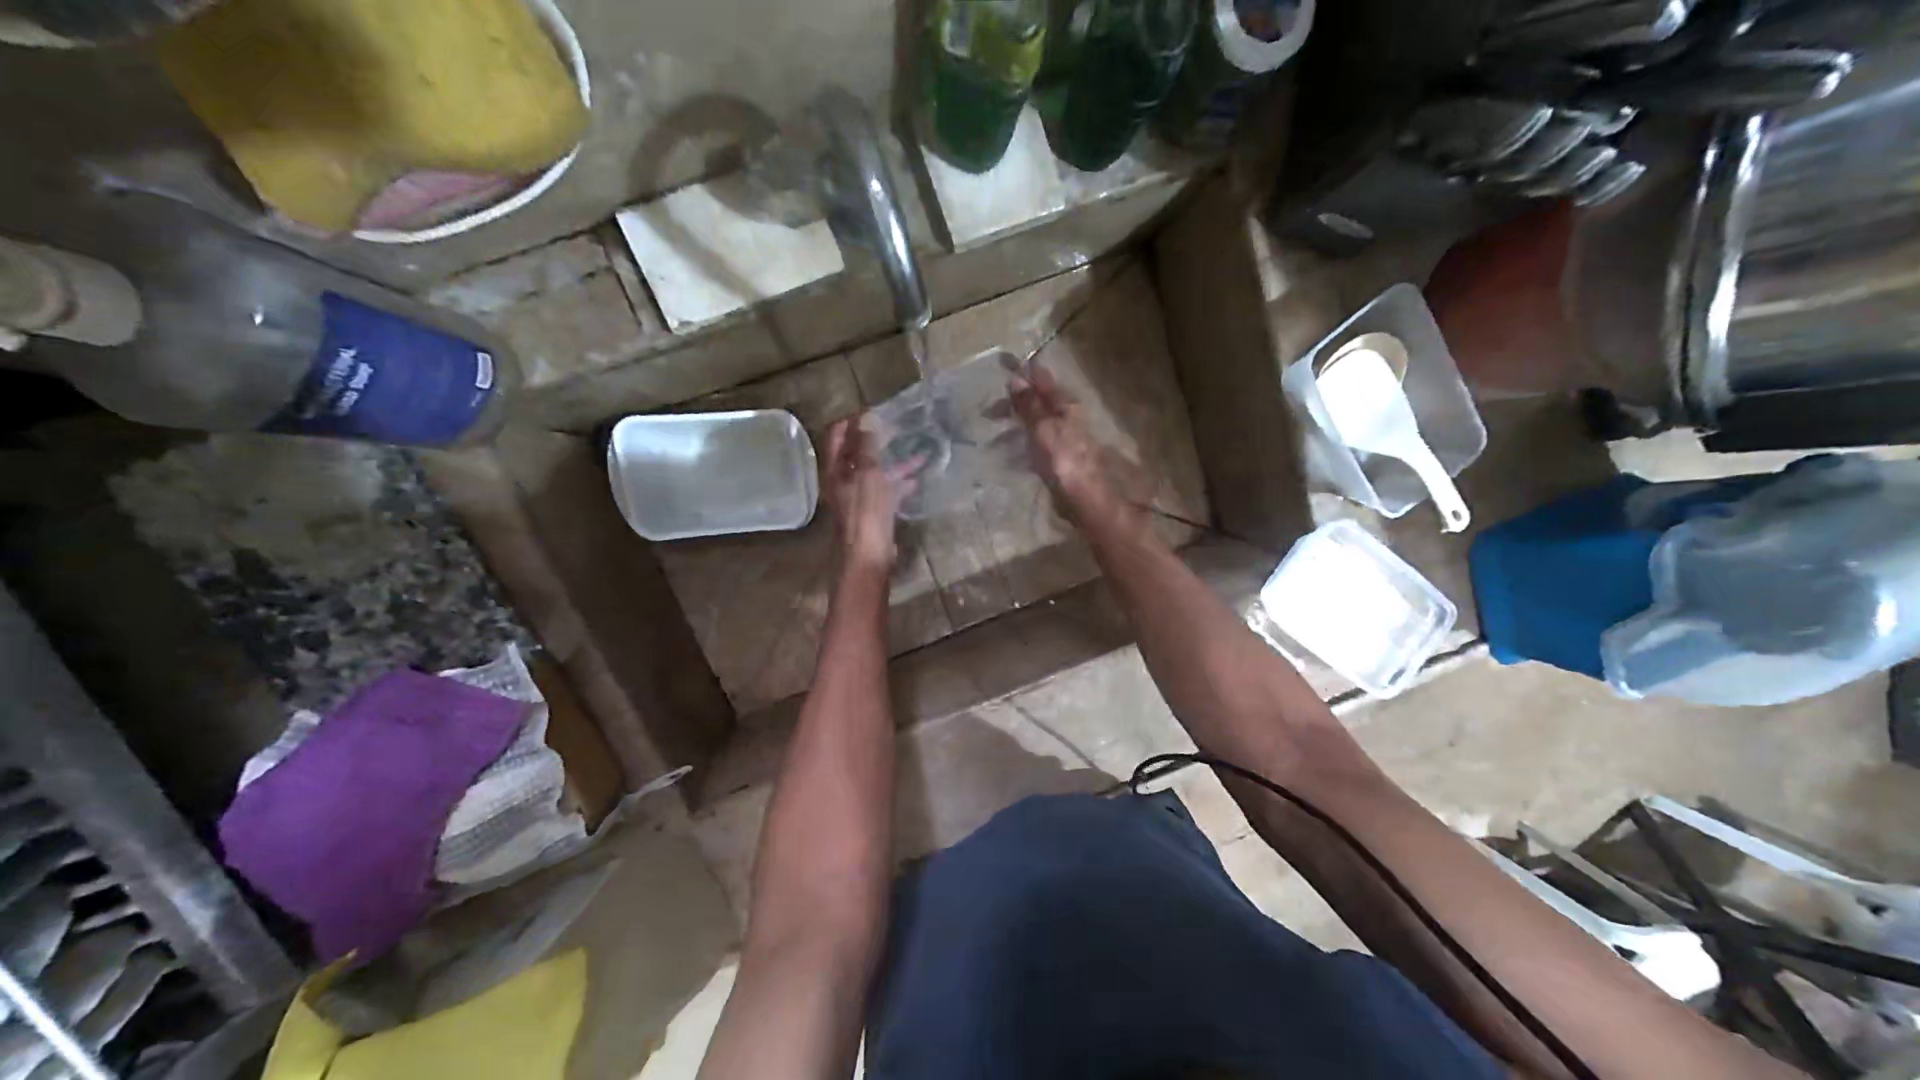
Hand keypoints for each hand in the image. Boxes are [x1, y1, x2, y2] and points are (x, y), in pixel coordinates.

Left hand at [823, 418, 908, 574]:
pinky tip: (916, 477)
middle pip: (855, 453)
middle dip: (873, 438)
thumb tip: (866, 418)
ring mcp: (857, 497)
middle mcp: (842, 481)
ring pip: (873, 471)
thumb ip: (867, 446)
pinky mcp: (872, 512)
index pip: (836, 436)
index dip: (851, 421)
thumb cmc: (866, 512)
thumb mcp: (868, 474)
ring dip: (890, 459)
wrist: (869, 556)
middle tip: (893, 424)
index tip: (871, 411)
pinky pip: (885, 489)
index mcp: (835, 470)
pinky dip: (898, 481)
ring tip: (912, 446)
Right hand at [1008, 360, 1122, 526]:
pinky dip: (1020, 442)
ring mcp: (1062, 439)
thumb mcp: (1044, 429)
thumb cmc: (1065, 461)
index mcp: (1065, 405)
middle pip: (1037, 401)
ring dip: (1014, 423)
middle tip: (989, 409)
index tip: (1003, 360)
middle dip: (1014, 401)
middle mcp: (1066, 418)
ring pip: (1034, 423)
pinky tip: (1007, 452)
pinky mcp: (1058, 459)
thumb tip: (1016, 378)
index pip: (1041, 379)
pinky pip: (1034, 443)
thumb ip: (1030, 406)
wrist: (1086, 499)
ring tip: (993, 432)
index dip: (1023, 370)